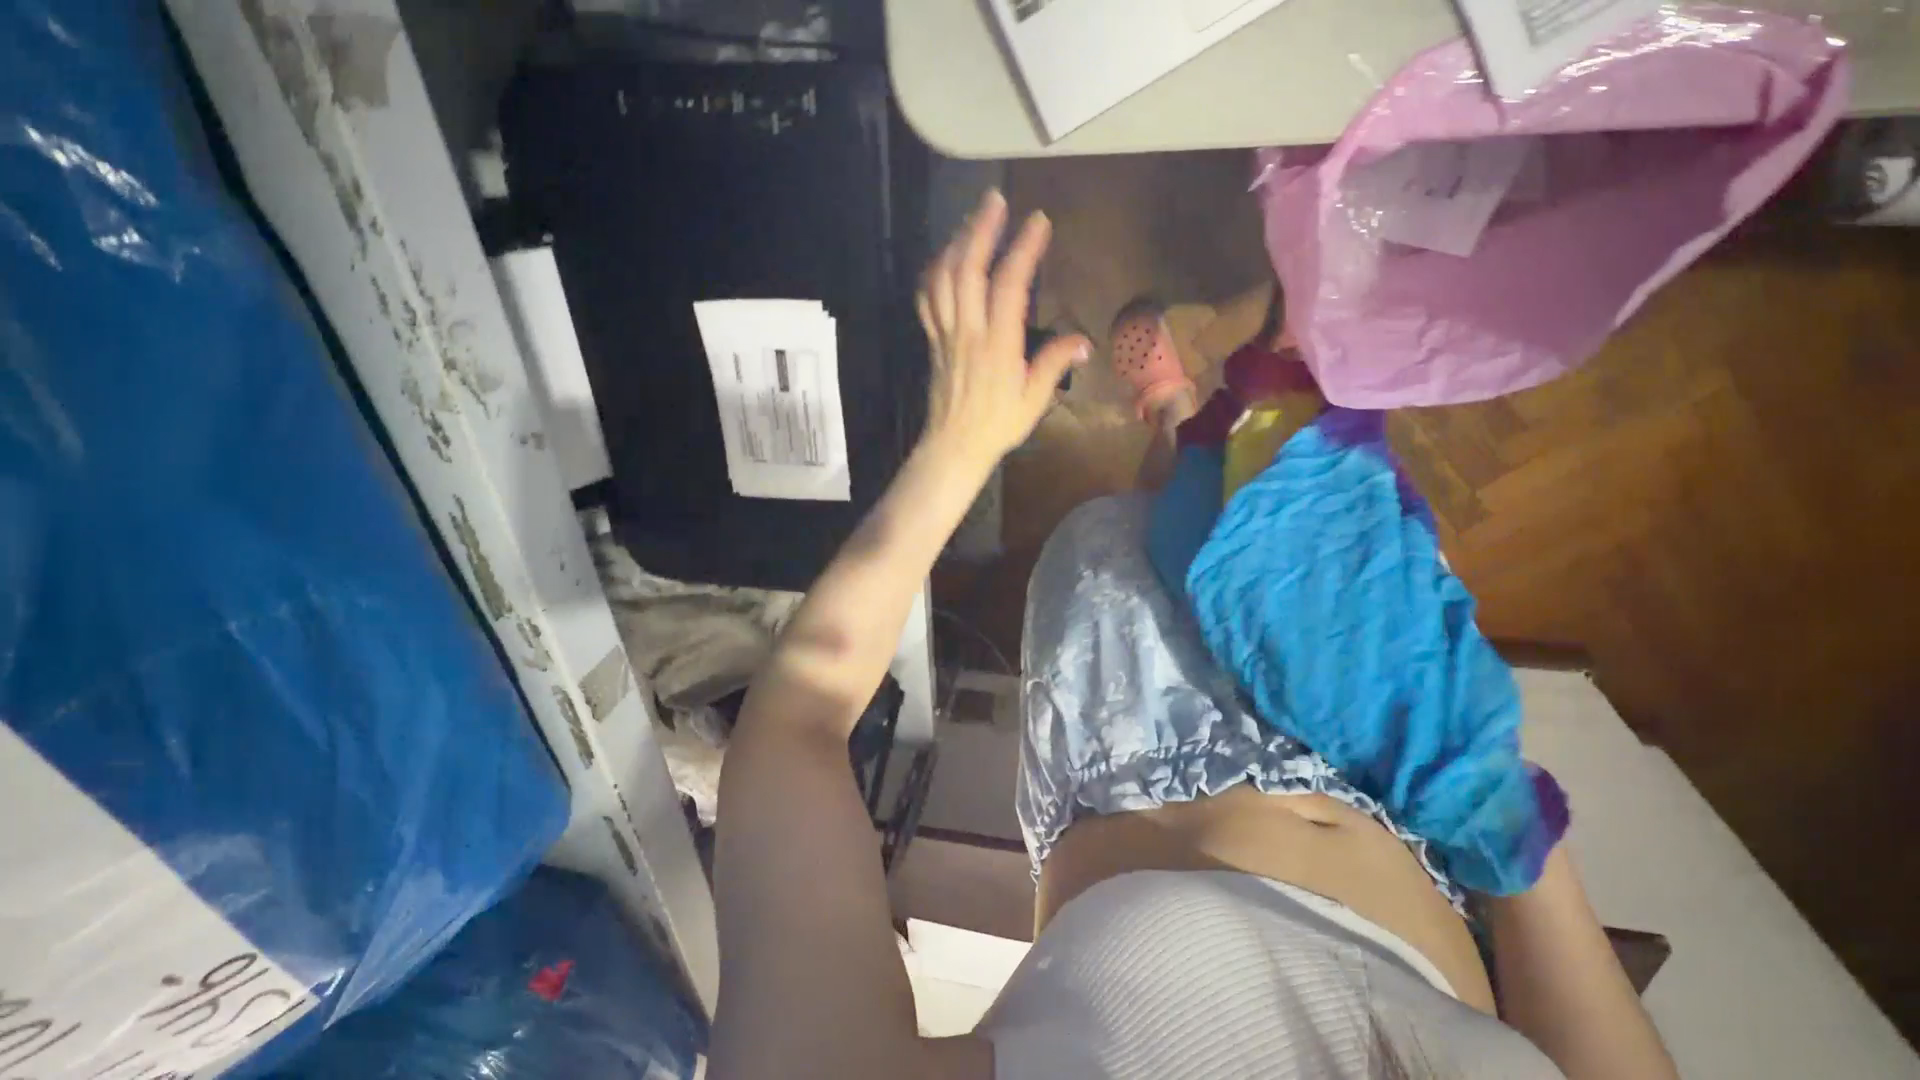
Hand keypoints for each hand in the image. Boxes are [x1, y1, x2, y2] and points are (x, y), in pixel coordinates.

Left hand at [917, 188, 1090, 466]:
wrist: (953, 446)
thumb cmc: (998, 425)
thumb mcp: (1035, 399)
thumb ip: (1054, 363)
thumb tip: (1083, 341)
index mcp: (998, 344)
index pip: (1009, 285)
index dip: (1023, 249)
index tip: (1038, 222)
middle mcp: (968, 331)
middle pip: (968, 269)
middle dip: (981, 229)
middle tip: (995, 200)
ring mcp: (945, 333)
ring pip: (943, 278)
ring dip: (957, 242)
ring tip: (973, 219)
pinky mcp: (932, 340)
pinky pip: (927, 298)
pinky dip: (934, 271)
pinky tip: (945, 256)